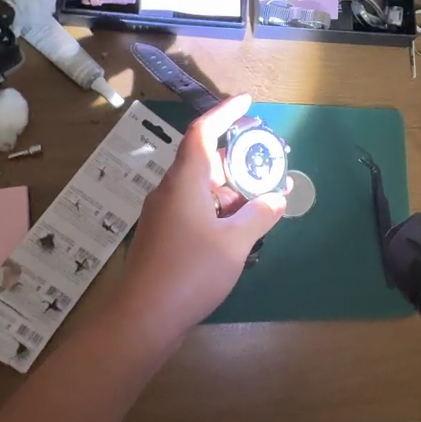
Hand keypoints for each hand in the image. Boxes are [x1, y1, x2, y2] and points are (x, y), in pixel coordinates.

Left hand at [119, 95, 286, 340]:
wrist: (142, 318)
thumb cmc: (190, 272)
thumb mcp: (235, 242)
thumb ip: (259, 215)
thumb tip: (278, 198)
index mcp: (185, 181)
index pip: (203, 131)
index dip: (225, 113)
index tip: (248, 102)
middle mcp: (170, 191)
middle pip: (203, 159)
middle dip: (235, 157)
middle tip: (265, 161)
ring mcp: (163, 215)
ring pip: (199, 187)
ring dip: (228, 188)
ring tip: (258, 201)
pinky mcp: (162, 238)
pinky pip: (193, 208)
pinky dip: (216, 209)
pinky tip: (236, 230)